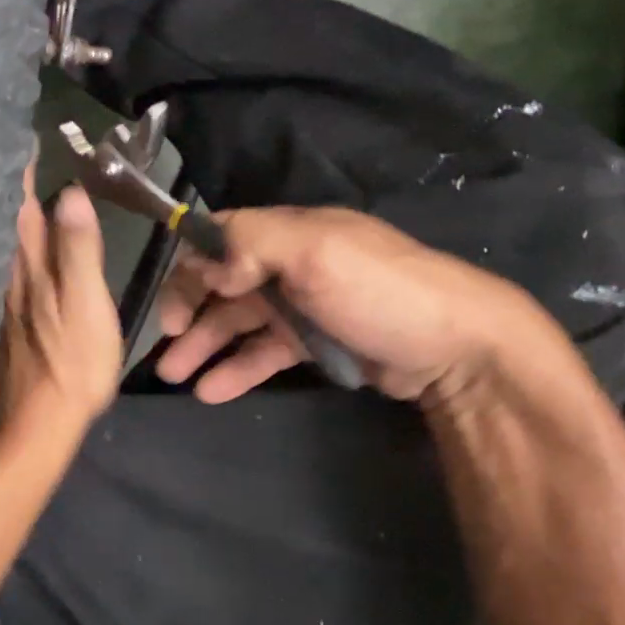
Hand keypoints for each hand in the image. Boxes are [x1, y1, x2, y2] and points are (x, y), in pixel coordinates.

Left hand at [0, 174, 122, 430]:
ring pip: (2, 244)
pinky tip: (9, 246)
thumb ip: (79, 250)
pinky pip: (3, 267)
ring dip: (3, 213)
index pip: (21, 208)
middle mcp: (13, 276)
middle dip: (6, 187)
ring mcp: (8, 299)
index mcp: (34, 267)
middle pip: (5, 222)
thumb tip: (70, 193)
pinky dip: (5, 245)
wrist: (40, 421)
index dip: (19, 174)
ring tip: (6, 186)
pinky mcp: (10, 319)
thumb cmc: (73, 362)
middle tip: (4, 151)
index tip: (13, 138)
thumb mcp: (87, 304)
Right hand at [155, 207, 564, 405]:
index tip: (172, 310)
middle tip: (164, 354)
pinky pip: (262, 352)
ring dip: (202, 346)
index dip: (187, 269)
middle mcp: (290, 264)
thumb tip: (205, 264)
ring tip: (173, 377)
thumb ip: (251, 244)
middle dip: (186, 315)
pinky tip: (211, 391)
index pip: (218, 239)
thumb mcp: (317, 252)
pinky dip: (235, 369)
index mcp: (288, 233)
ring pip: (237, 322)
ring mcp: (303, 306)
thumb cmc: (381, 292)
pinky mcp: (316, 344)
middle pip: (220, 285)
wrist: (460, 350)